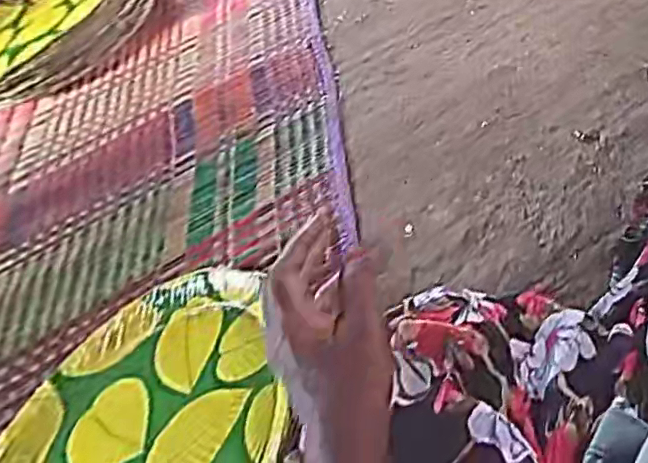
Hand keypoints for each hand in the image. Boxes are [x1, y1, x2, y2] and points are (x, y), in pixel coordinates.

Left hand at [267, 212, 391, 462]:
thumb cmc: (354, 384)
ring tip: (345, 246)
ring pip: (297, 295)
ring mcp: (292, 345)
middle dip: (309, 249)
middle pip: (286, 281)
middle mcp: (284, 333)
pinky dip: (326, 285)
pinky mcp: (305, 352)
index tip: (325, 215)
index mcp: (292, 325)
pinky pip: (309, 307)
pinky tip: (348, 281)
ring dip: (318, 266)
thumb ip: (359, 286)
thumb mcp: (363, 327)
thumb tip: (359, 253)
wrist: (346, 432)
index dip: (303, 240)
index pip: (285, 272)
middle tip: (335, 224)